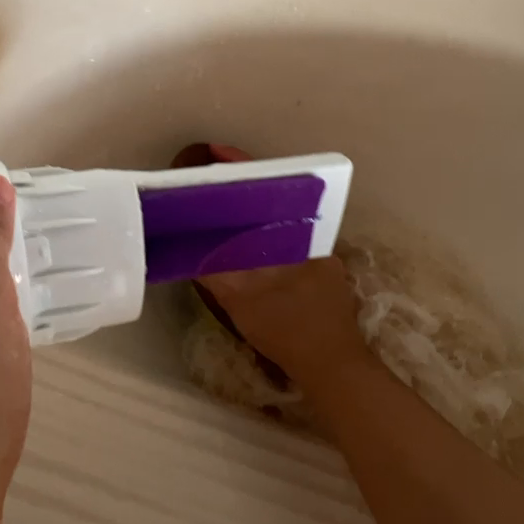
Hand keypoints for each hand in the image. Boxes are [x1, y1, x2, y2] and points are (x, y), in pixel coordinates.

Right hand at [185, 144, 372, 396]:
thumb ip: (214, 275)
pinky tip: (239, 252)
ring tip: (216, 213)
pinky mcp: (318, 282)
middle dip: (242, 191)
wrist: (337, 373)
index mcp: (300, 238)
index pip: (268, 188)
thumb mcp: (243, 303)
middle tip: (208, 186)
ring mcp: (320, 263)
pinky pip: (283, 247)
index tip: (214, 151)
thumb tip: (185, 250)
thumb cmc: (292, 331)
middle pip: (274, 203)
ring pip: (279, 226)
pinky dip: (259, 241)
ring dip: (250, 217)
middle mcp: (314, 243)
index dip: (241, 167)